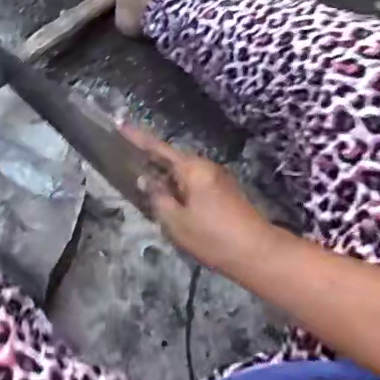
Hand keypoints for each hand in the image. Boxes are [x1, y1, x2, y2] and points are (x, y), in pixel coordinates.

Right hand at [122, 123, 273, 273]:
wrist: (260, 255)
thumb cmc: (214, 237)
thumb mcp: (176, 222)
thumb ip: (157, 198)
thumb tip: (145, 180)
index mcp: (191, 168)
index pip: (158, 148)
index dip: (137, 137)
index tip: (120, 124)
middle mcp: (204, 166)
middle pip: (170, 159)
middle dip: (150, 161)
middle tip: (127, 163)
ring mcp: (216, 178)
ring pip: (181, 173)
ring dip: (164, 177)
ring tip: (145, 187)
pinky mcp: (222, 192)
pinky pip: (192, 182)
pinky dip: (177, 188)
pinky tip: (169, 202)